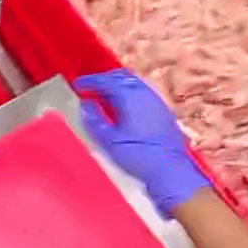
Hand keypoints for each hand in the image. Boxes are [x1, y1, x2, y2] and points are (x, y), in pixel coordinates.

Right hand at [74, 69, 213, 217]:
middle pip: (122, 77)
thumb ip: (94, 120)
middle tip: (89, 88)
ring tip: (103, 96)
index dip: (90, 81)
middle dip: (104, 79)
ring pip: (133, 83)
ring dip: (117, 85)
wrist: (170, 171)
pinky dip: (127, 93)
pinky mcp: (162, 111)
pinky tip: (121, 107)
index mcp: (130, 97)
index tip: (78, 84)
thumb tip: (86, 106)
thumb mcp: (109, 141)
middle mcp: (145, 94)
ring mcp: (157, 101)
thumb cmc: (138, 156)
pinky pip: (142, 92)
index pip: (107, 81)